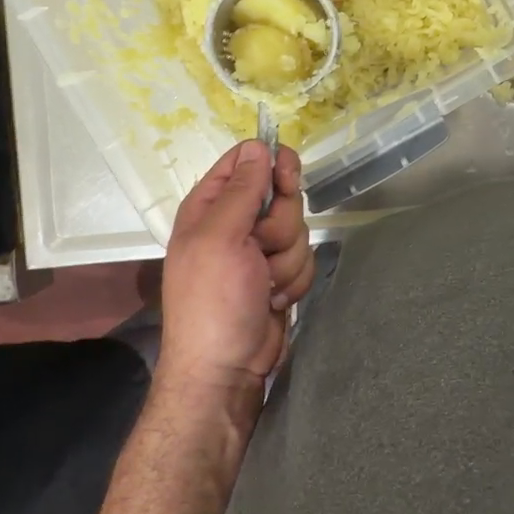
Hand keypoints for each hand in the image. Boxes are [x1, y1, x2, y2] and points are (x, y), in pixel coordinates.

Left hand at [160, 141, 314, 398]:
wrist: (226, 369)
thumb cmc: (213, 302)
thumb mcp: (220, 238)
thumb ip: (242, 190)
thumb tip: (258, 144)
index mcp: (209, 206)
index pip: (246, 161)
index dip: (271, 165)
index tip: (286, 178)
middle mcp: (234, 223)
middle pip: (281, 194)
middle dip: (281, 225)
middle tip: (262, 247)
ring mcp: (258, 251)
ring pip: (298, 228)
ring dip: (287, 259)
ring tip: (263, 284)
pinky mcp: (279, 274)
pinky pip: (304, 258)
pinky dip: (293, 279)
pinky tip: (274, 299)